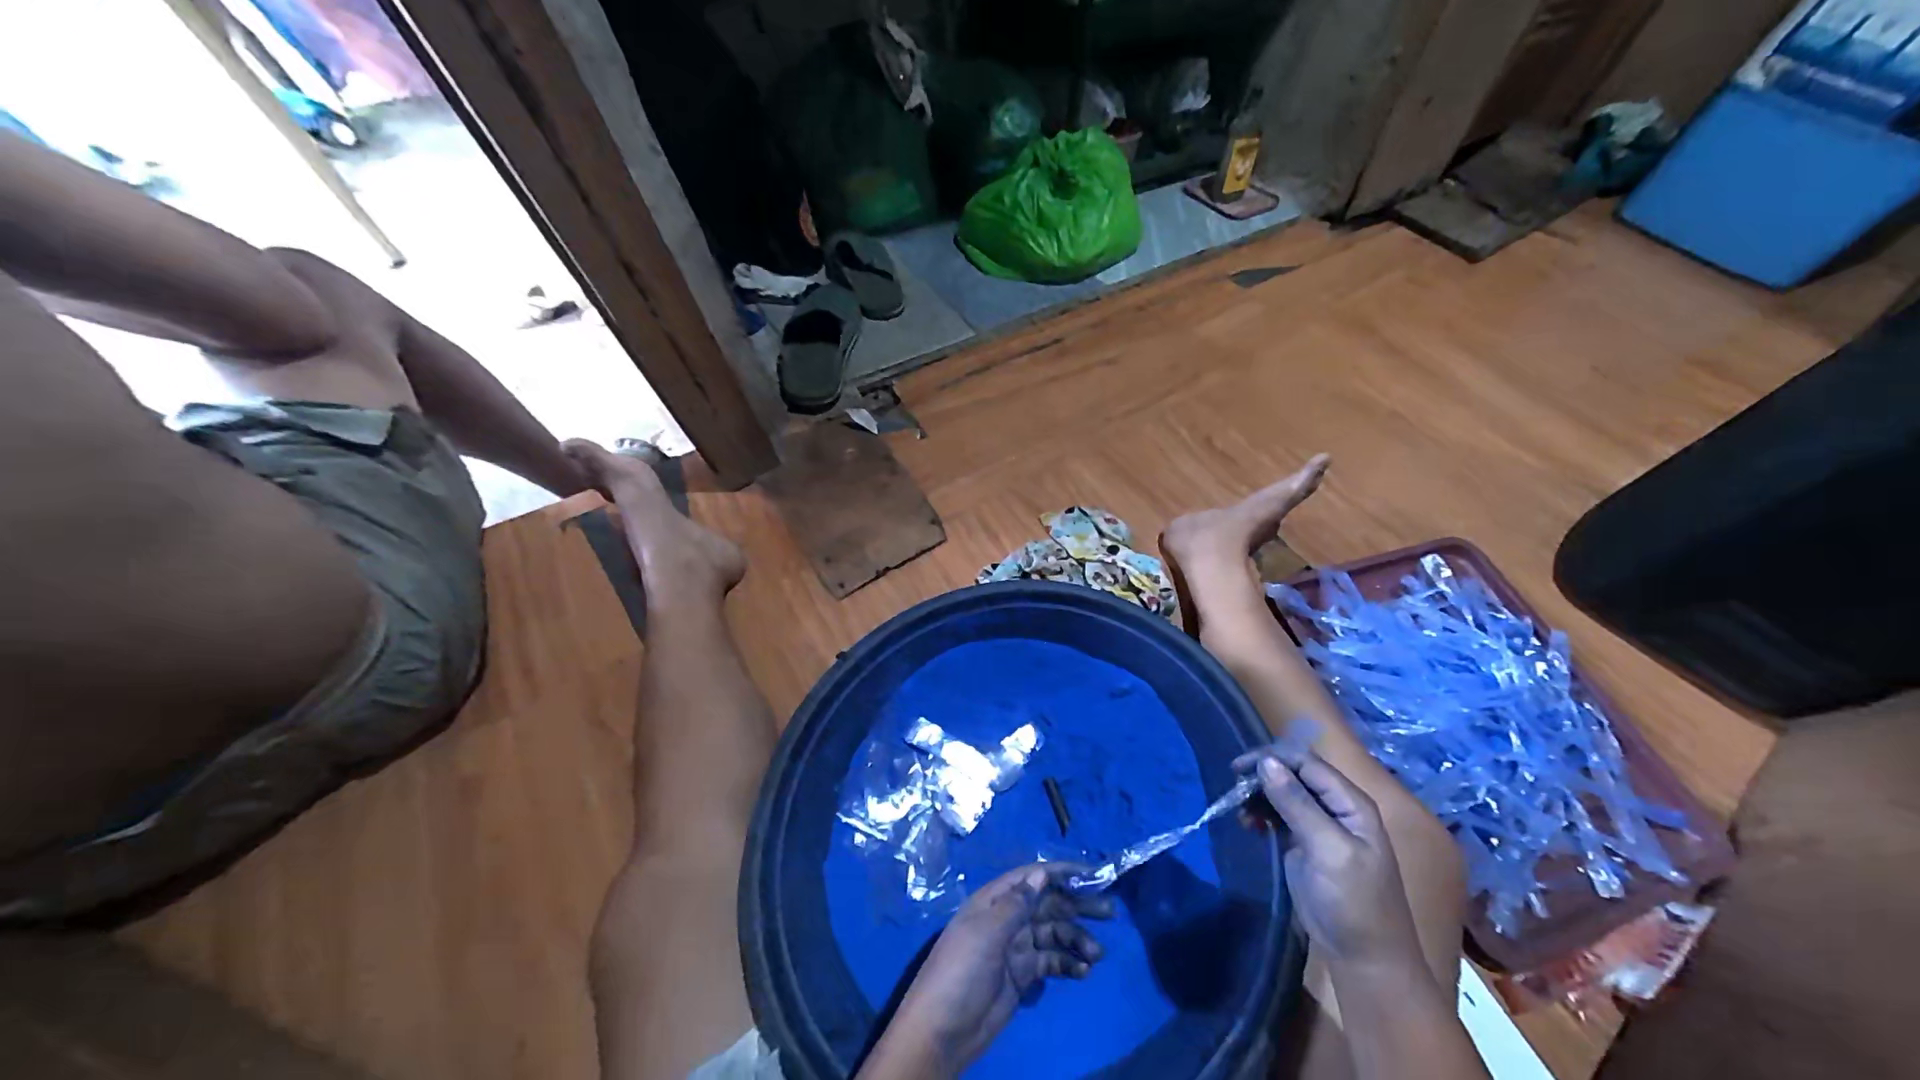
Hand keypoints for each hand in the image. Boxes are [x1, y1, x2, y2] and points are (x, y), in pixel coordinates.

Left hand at [864, 863, 1112, 1076]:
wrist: (942, 1030)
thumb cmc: (961, 972)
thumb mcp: (987, 933)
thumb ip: (1016, 904)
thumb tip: (1041, 874)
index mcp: (993, 901)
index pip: (1032, 877)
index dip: (1061, 873)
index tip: (1094, 874)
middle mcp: (1006, 918)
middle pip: (1048, 904)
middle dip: (1077, 905)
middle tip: (1109, 911)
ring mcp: (1015, 947)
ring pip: (1053, 934)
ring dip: (1076, 939)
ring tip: (1096, 954)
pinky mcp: (1022, 975)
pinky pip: (1051, 961)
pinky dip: (1068, 963)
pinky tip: (1083, 972)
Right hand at [1236, 746, 1423, 969]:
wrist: (1364, 958)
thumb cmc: (1353, 902)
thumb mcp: (1327, 849)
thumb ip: (1297, 804)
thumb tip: (1266, 763)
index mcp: (1351, 803)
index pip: (1307, 763)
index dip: (1272, 758)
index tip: (1238, 768)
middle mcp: (1336, 808)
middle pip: (1293, 774)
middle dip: (1262, 776)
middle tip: (1234, 790)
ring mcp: (1319, 826)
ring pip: (1283, 794)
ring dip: (1258, 796)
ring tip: (1240, 813)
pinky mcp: (1304, 845)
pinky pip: (1279, 816)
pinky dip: (1261, 814)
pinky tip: (1248, 825)